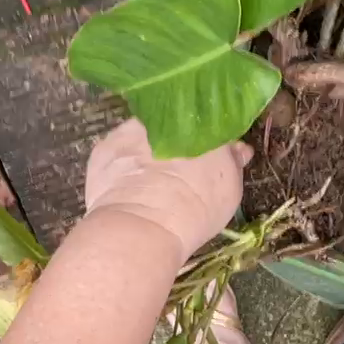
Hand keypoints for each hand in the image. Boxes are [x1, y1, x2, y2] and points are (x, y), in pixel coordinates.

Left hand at [83, 120, 250, 261]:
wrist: (143, 225)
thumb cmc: (195, 209)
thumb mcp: (229, 190)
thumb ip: (233, 163)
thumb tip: (239, 149)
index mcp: (203, 125)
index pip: (212, 126)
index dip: (215, 144)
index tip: (217, 160)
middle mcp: (166, 119)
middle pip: (177, 127)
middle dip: (180, 143)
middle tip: (181, 173)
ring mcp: (132, 129)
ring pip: (146, 136)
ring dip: (150, 150)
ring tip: (151, 182)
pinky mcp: (104, 147)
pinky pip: (119, 152)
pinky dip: (124, 164)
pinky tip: (127, 187)